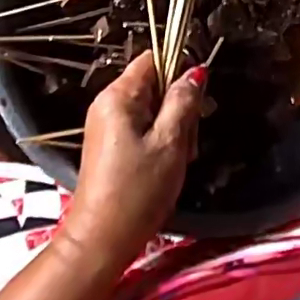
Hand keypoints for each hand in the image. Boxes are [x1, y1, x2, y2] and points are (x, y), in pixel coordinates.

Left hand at [62, 52, 204, 263]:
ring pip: (151, 108)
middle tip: (190, 141)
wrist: (100, 241)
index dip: (179, 69)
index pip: (153, 59)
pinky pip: (141, 127)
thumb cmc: (137, 191)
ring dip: (172, 127)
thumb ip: (183, 102)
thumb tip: (196, 70)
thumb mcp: (169, 144)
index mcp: (118, 95)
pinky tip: (167, 165)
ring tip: (180, 158)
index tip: (199, 97)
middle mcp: (108, 102)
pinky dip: (159, 140)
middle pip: (154, 84)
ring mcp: (107, 123)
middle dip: (178, 106)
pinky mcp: (109, 143)